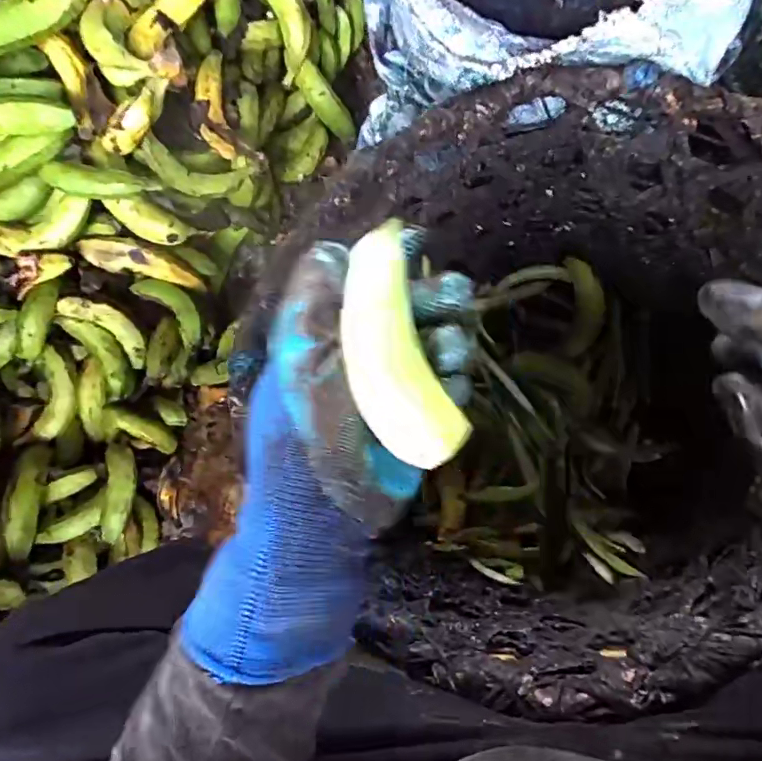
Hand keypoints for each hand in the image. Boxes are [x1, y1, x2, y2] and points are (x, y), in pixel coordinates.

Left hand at [179, 232, 473, 685]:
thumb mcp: (307, 365)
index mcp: (323, 333)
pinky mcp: (418, 411)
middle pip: (407, 305)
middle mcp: (360, 350)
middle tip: (456, 297)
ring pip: (436, 339)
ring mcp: (392, 382)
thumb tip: (336, 247)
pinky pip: (448, 381)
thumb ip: (326, 310)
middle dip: (433, 298)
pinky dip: (452, 378)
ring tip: (450, 350)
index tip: (413, 245)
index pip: (356, 278)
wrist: (325, 514)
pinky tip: (448, 385)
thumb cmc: (305, 435)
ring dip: (448, 338)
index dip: (386, 259)